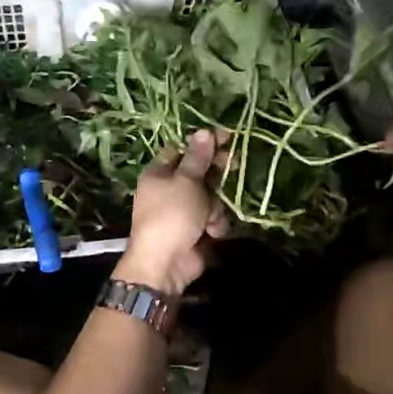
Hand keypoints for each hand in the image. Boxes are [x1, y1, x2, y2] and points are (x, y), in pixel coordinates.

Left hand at [116, 130, 226, 296]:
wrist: (165, 263)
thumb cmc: (171, 215)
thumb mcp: (186, 181)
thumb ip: (198, 157)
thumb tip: (204, 130)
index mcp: (159, 172)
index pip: (183, 149)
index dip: (203, 143)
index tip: (226, 137)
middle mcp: (170, 189)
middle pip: (200, 172)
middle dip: (216, 176)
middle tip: (232, 168)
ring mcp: (183, 210)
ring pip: (211, 196)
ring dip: (215, 207)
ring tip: (210, 218)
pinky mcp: (195, 229)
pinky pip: (212, 217)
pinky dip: (214, 224)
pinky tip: (211, 233)